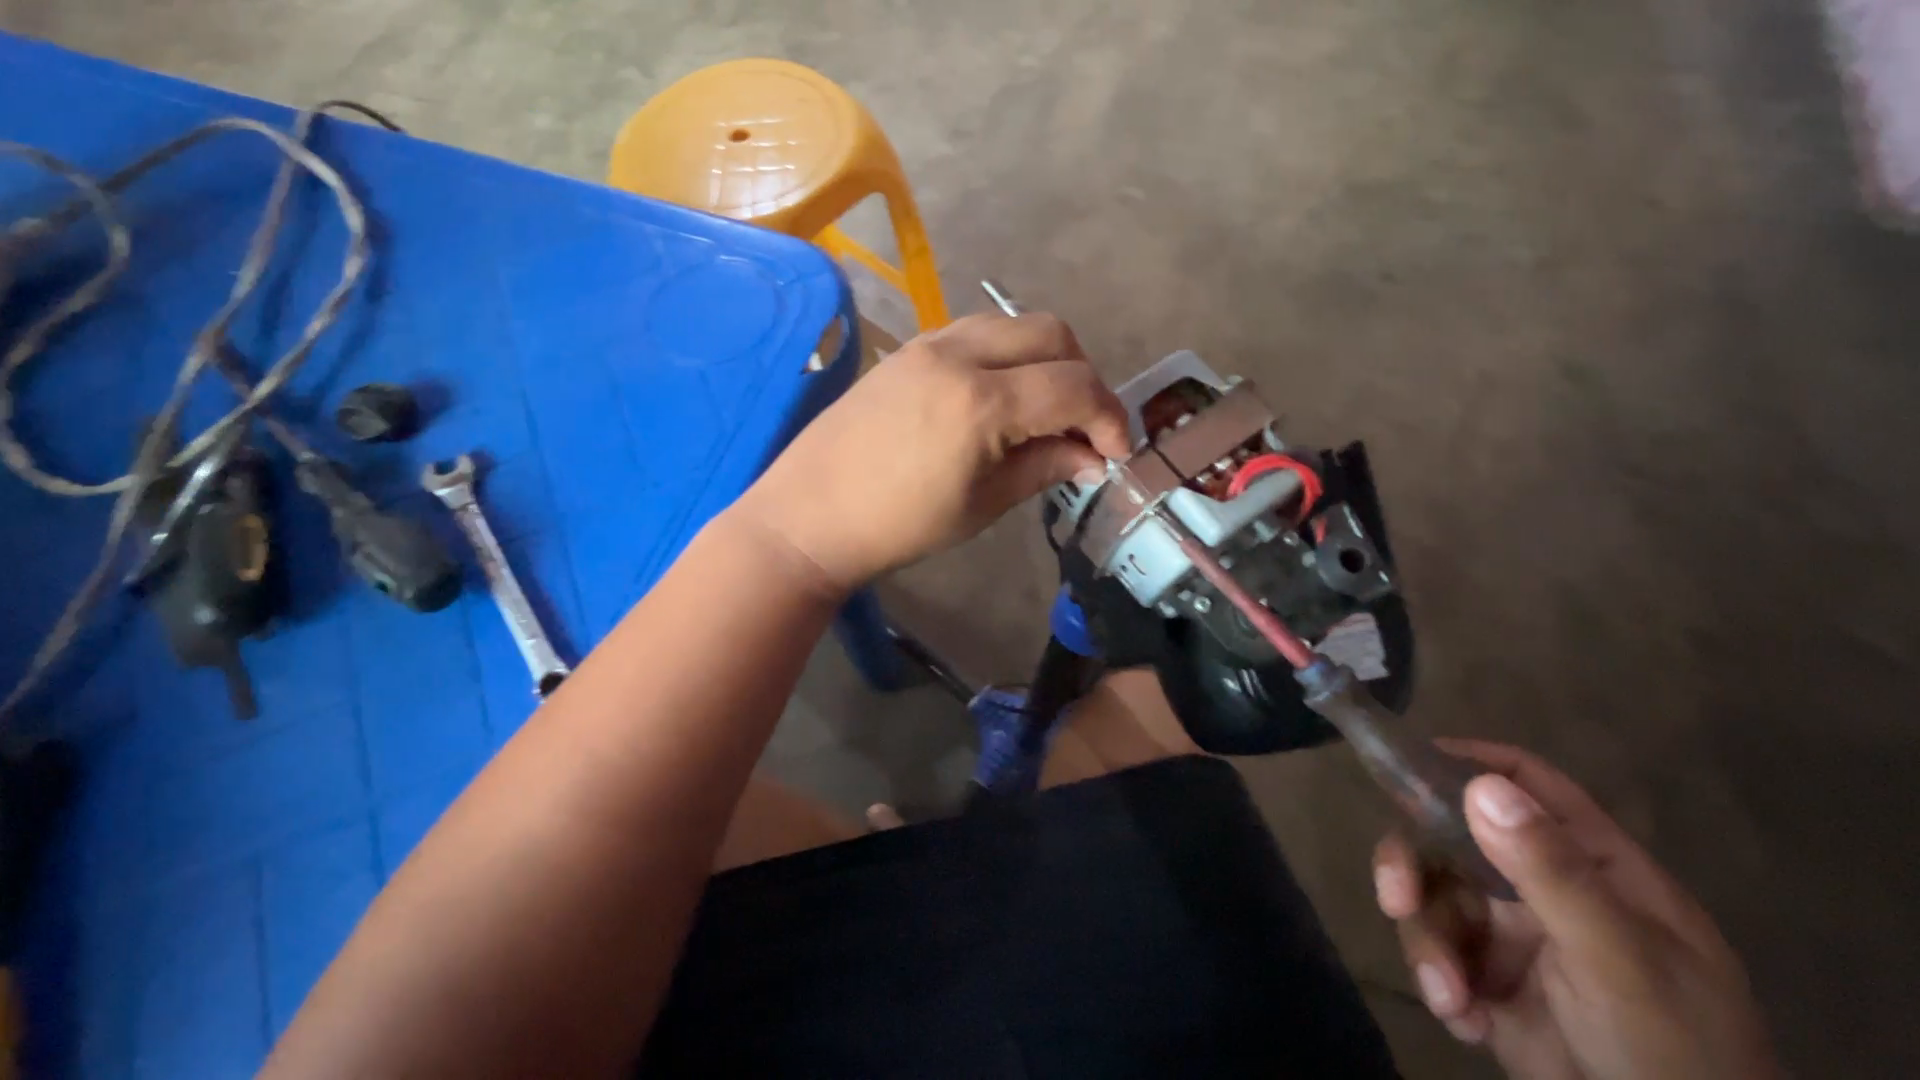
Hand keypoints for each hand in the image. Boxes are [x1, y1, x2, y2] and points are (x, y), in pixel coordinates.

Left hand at [732, 312, 1129, 594]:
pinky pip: (976, 332)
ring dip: (1045, 359)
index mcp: (982, 401)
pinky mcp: (908, 349)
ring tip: (1044, 411)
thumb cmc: (898, 525)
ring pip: (1014, 324)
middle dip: (1082, 377)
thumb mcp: (983, 505)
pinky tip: (998, 398)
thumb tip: (1093, 457)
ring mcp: (928, 344)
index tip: (1114, 454)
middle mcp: (958, 354)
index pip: (1074, 386)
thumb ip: (1044, 467)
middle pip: (1052, 334)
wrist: (810, 515)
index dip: (1108, 418)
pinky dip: (1006, 354)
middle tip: (1081, 428)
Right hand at [1373, 739, 1779, 1079]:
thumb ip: (1551, 872)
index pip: (1529, 785)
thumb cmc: (1674, 1047)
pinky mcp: (1492, 988)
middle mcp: (1545, 891)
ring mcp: (1517, 941)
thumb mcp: (1616, 956)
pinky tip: (1467, 1022)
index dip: (1470, 764)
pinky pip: (1439, 959)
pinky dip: (1442, 987)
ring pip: (1436, 904)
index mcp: (1593, 865)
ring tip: (1450, 996)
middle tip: (1394, 897)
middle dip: (1413, 866)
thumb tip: (1481, 784)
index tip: (1406, 762)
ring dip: (1428, 944)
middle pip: (1453, 842)